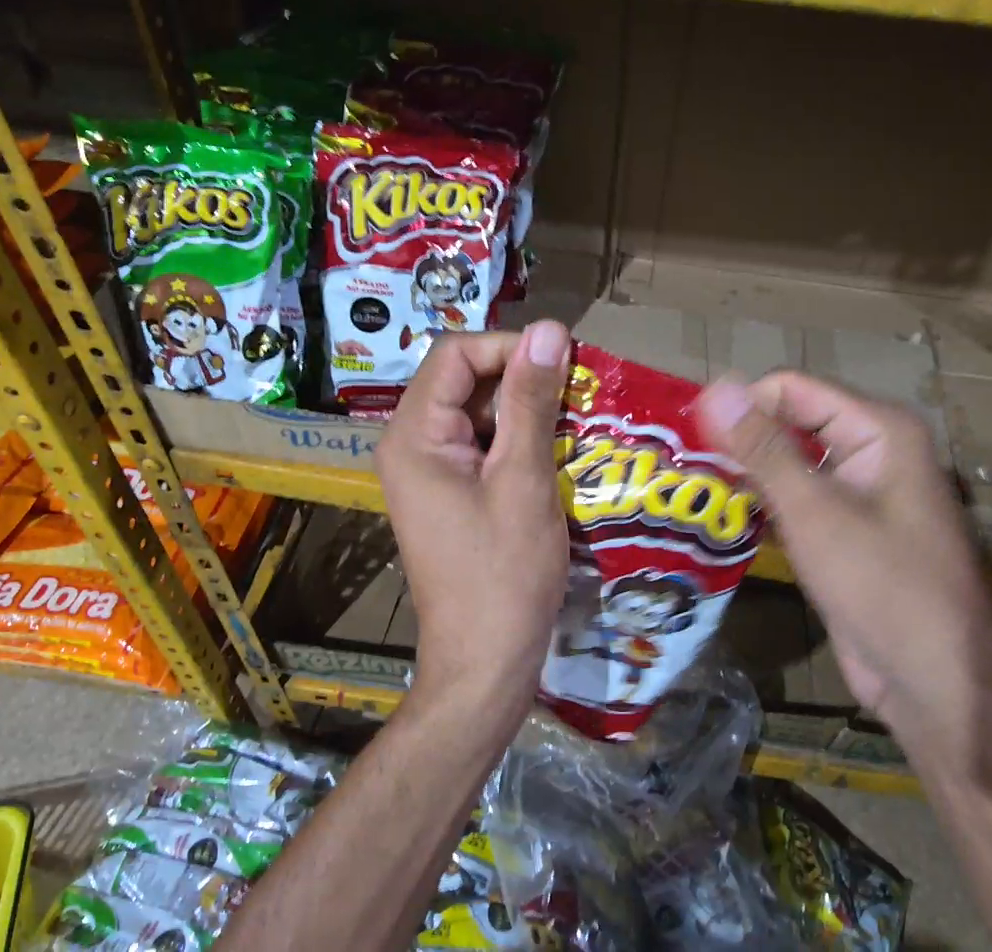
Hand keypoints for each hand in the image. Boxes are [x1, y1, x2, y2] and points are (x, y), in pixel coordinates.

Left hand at [378, 320, 572, 719]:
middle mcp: (410, 446)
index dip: (509, 347)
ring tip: (579, 425)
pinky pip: (481, 448)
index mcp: (414, 436)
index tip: (564, 362)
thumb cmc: (504, 574)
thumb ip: (532, 401)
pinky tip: (560, 457)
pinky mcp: (448, 495)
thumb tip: (549, 329)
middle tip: (581, 395)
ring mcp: (427, 473)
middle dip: (522, 380)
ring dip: (527, 413)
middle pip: (464, 381)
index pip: (455, 354)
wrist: (485, 662)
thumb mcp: (524, 480)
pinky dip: (519, 444)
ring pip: (478, 414)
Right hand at [694, 371, 991, 721]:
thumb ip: (762, 448)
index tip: (688, 440)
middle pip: (790, 422)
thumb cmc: (882, 586)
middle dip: (740, 441)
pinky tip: (721, 521)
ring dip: (747, 477)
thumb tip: (714, 387)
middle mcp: (873, 451)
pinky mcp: (847, 532)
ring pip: (790, 465)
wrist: (934, 680)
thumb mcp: (815, 512)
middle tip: (681, 466)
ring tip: (690, 492)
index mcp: (880, 430)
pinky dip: (764, 507)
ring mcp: (862, 494)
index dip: (741, 407)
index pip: (791, 389)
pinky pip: (798, 501)